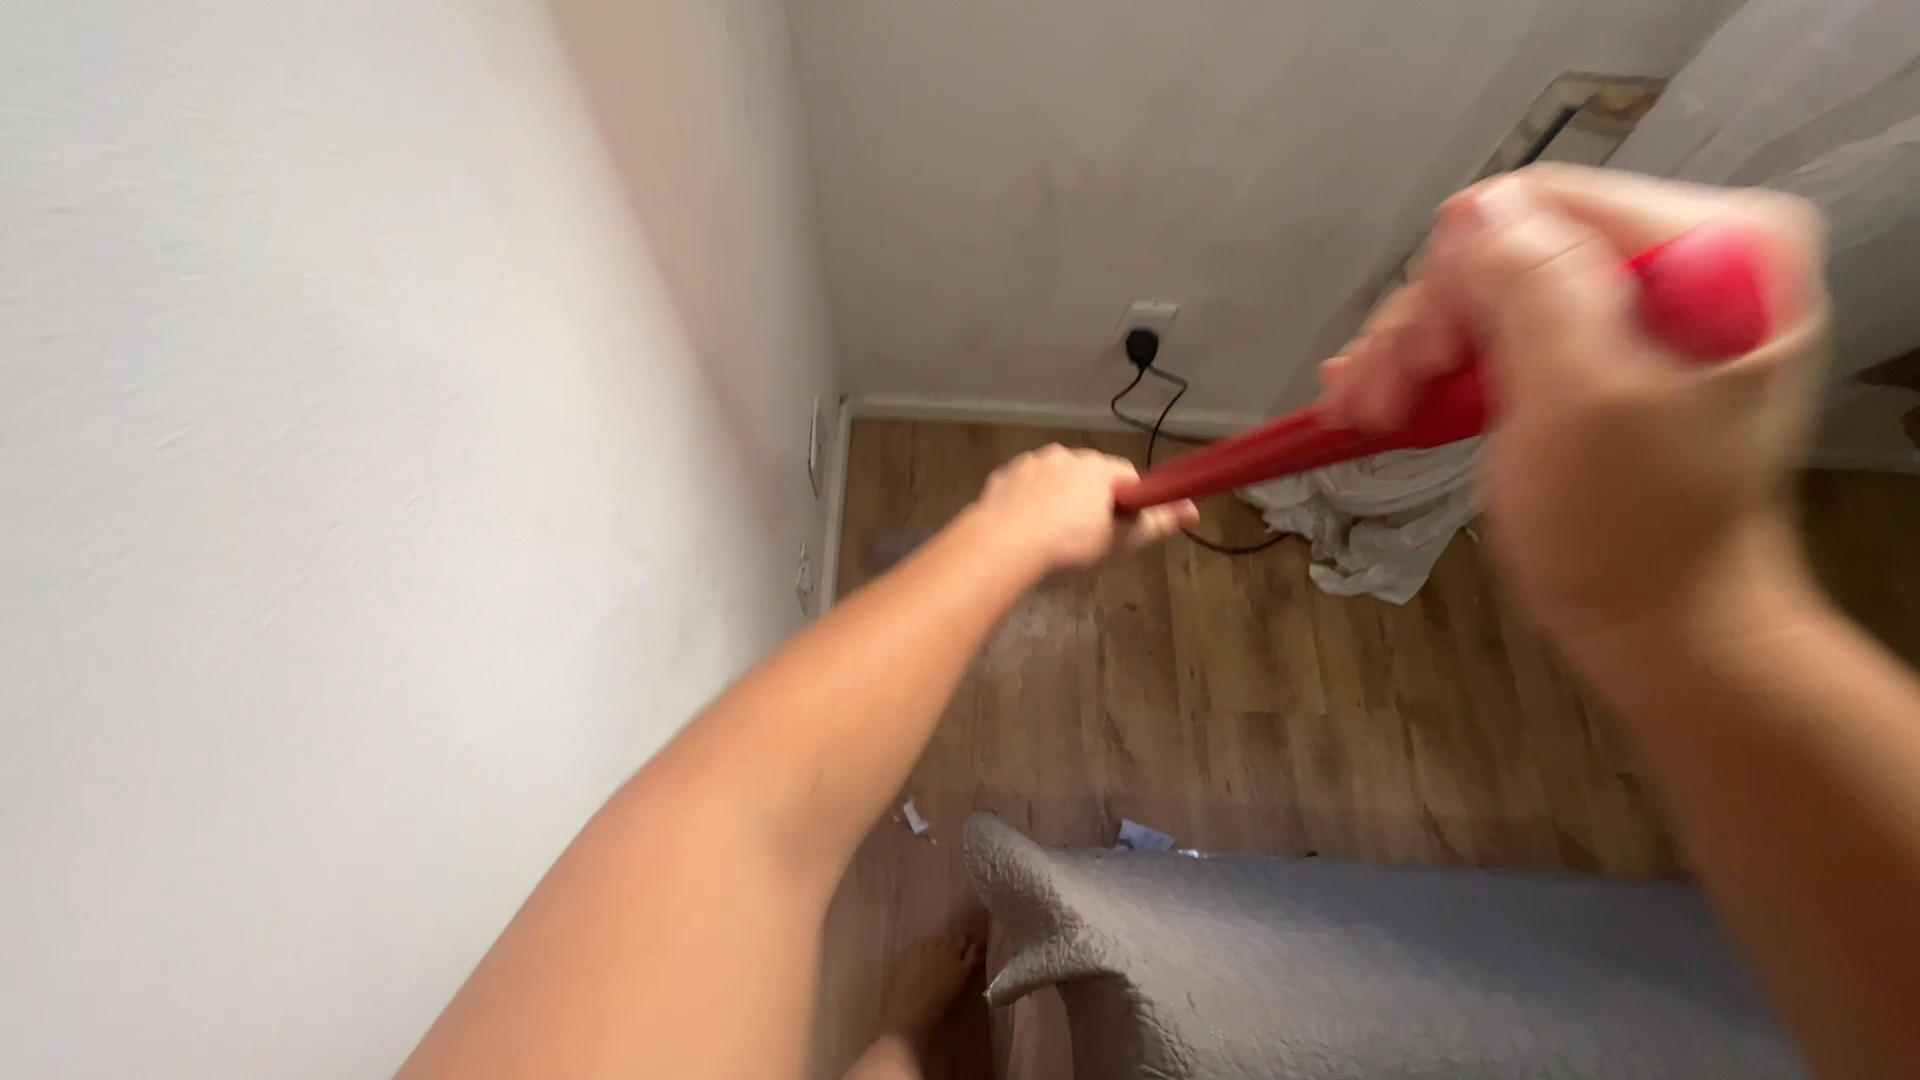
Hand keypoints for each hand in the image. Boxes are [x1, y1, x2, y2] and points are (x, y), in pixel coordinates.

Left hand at [971, 445, 1198, 570]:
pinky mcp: (1002, 477)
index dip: (1129, 501)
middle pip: (1089, 475)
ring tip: (1052, 536)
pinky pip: (1024, 487)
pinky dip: (1029, 502)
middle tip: (1085, 536)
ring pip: (1054, 479)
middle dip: (1091, 499)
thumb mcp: (1121, 540)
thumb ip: (1157, 522)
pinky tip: (1025, 528)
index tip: (1121, 527)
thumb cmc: (1069, 543)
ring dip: (1058, 499)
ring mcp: (1030, 464)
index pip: (1127, 475)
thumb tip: (1194, 509)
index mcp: (1097, 467)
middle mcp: (1064, 455)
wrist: (1004, 545)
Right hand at [1318, 165, 1829, 644]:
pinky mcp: (1573, 360)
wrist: (1650, 617)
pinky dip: (1420, 373)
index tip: (1417, 363)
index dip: (1455, 278)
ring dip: (1404, 356)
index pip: (1537, 206)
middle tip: (1378, 402)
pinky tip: (1377, 402)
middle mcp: (1665, 267)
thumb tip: (1471, 209)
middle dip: (1421, 329)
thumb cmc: (1624, 525)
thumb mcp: (1582, 400)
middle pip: (1494, 254)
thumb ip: (1537, 288)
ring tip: (1366, 414)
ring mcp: (1615, 317)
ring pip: (1471, 299)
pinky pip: (1478, 340)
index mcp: (1705, 251)